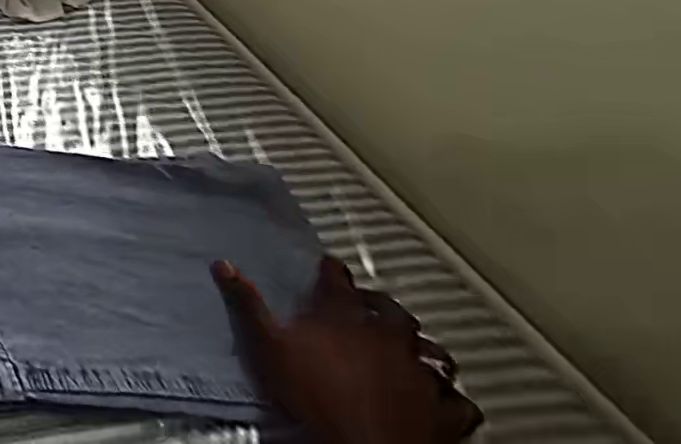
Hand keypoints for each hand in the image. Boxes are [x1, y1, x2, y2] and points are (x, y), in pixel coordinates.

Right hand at [213, 257, 481, 443]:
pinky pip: (457, 400)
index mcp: (343, 317)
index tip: (328, 266)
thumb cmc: (310, 394)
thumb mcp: (267, 345)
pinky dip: (448, 395)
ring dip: (420, 347)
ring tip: (409, 348)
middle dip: (380, 305)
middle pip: (392, 311)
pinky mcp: (445, 415)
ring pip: (431, 352)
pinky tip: (440, 397)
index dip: (332, 271)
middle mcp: (387, 338)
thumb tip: (222, 264)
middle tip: (367, 305)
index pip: (338, 280)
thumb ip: (247, 303)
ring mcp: (421, 377)